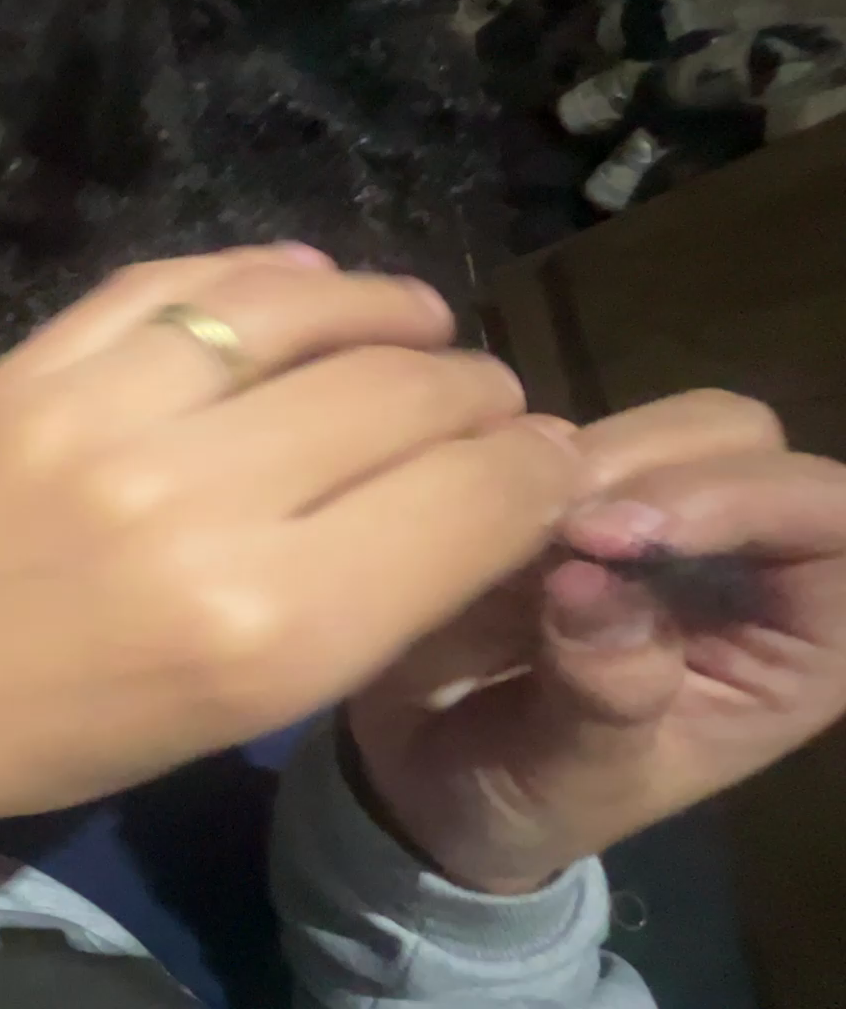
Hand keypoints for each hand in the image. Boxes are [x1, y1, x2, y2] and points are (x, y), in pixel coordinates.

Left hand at [0, 246, 579, 874]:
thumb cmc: (62, 731)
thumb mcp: (239, 703)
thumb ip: (369, 590)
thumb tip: (474, 473)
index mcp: (265, 624)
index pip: (477, 494)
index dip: (532, 467)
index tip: (530, 460)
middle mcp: (187, 501)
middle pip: (400, 390)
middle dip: (469, 393)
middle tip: (466, 401)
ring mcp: (88, 416)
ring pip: (293, 305)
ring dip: (377, 308)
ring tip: (403, 323)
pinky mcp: (19, 372)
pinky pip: (167, 282)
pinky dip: (252, 273)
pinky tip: (291, 283)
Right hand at [349, 391, 845, 892]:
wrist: (421, 779)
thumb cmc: (528, 796)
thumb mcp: (579, 778)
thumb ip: (605, 692)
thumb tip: (588, 582)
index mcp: (779, 636)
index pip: (828, 520)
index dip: (742, 502)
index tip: (607, 534)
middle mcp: (699, 559)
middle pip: (724, 438)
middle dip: (638, 469)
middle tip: (541, 530)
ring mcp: (593, 526)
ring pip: (611, 429)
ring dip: (546, 462)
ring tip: (476, 525)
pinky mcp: (508, 512)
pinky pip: (504, 449)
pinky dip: (475, 460)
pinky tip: (439, 508)